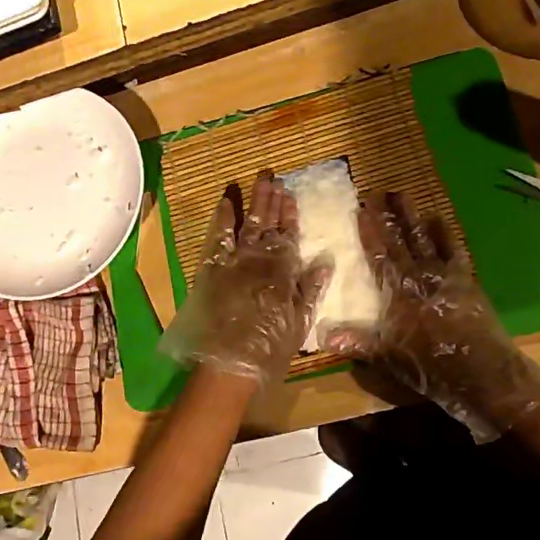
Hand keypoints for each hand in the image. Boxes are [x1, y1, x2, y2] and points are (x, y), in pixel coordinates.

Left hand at [160, 172, 332, 383]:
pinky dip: (224, 217)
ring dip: (254, 201)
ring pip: (248, 223)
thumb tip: (325, 262)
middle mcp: (261, 258)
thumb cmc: (270, 346)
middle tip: (275, 177)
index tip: (292, 196)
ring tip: (260, 180)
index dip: (291, 216)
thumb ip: (311, 289)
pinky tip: (227, 199)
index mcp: (284, 270)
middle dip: (273, 199)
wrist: (231, 362)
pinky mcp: (214, 267)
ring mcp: (236, 260)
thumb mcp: (300, 320)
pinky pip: (219, 236)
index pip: (290, 236)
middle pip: (269, 223)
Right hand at [326, 193, 539, 439]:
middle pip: (402, 241)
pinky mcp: (466, 281)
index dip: (370, 232)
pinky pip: (454, 251)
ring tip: (404, 196)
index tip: (362, 208)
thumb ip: (358, 343)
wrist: (482, 371)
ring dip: (413, 218)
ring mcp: (446, 276)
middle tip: (380, 191)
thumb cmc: (431, 366)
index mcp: (398, 293)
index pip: (379, 256)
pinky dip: (446, 235)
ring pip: (425, 240)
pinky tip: (439, 219)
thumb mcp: (389, 358)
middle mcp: (420, 277)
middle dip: (389, 216)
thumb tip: (321, 337)